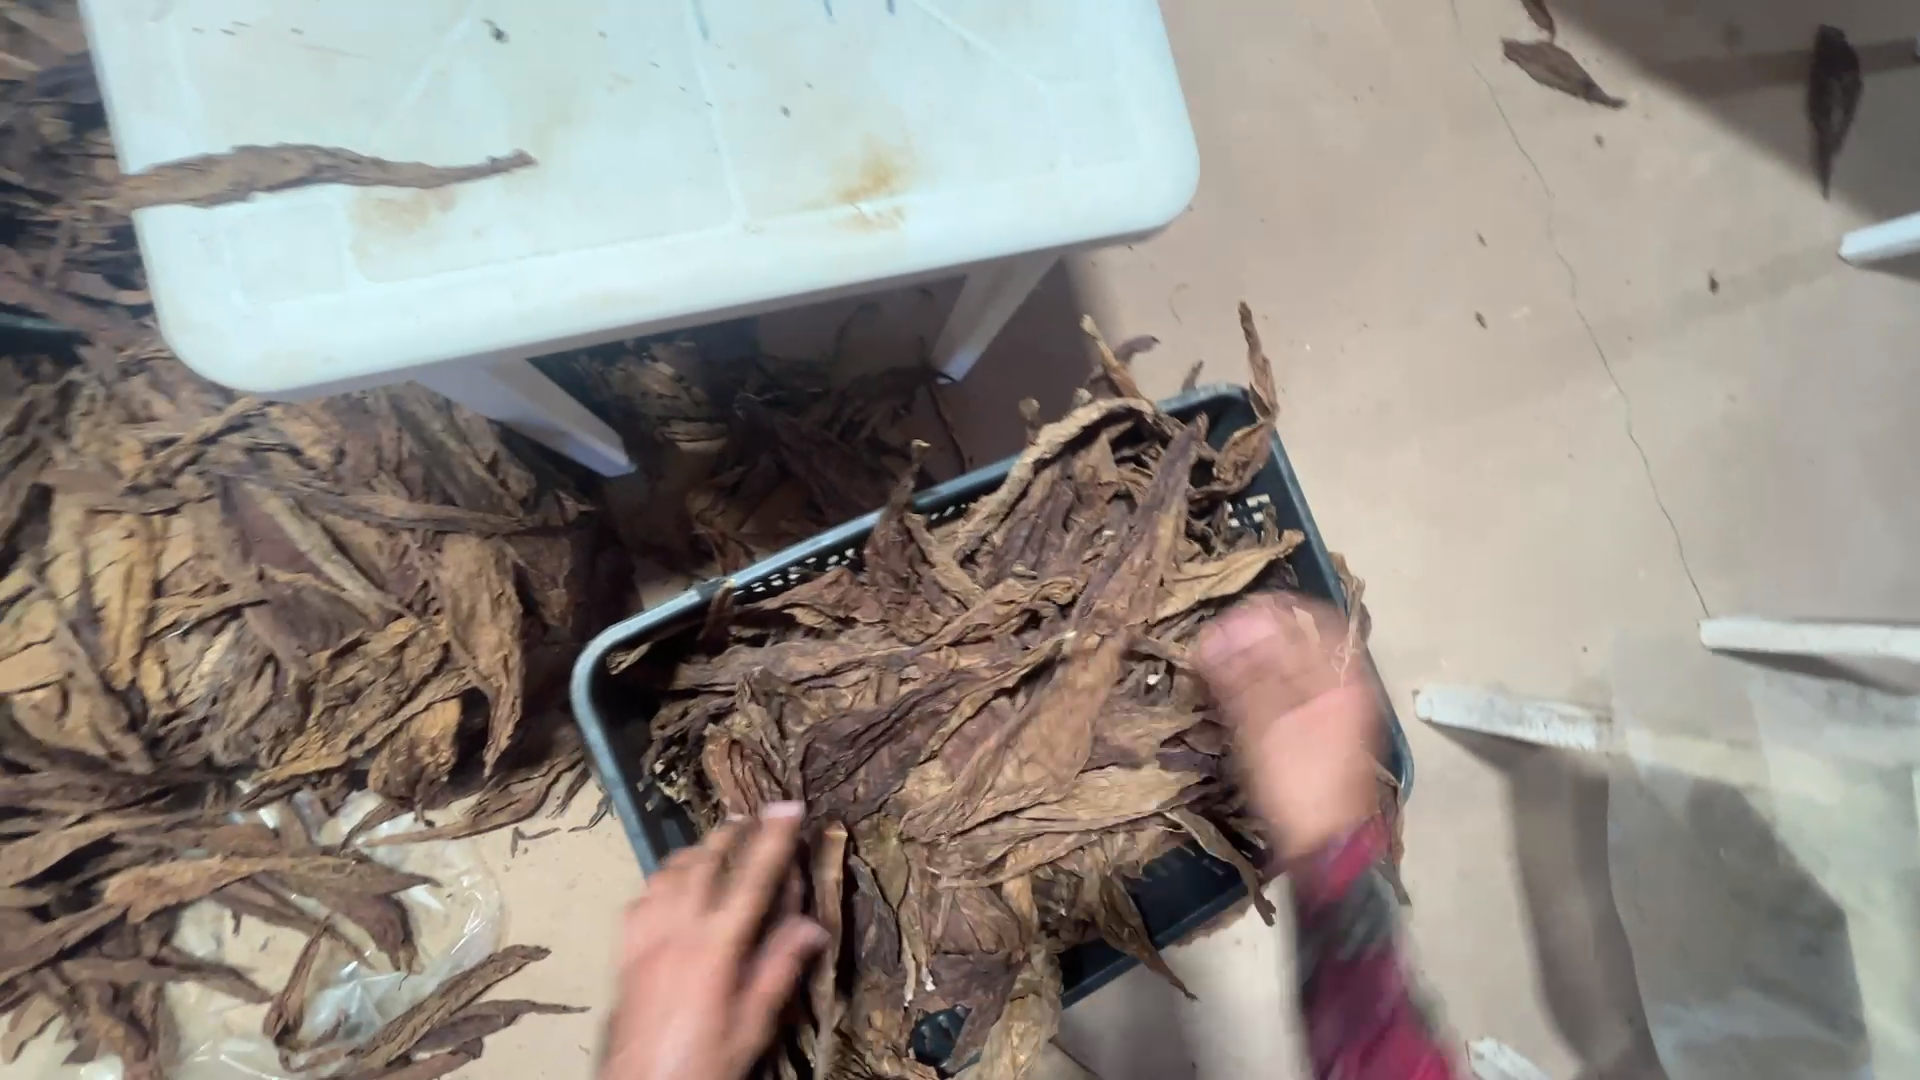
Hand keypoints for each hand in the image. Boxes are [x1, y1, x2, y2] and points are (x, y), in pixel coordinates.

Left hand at [601, 802, 825, 1079]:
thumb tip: (812, 925)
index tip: (788, 807)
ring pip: (670, 871)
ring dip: (697, 849)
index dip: (772, 838)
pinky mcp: (624, 954)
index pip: (751, 877)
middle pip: (705, 860)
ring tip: (718, 842)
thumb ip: (778, 970)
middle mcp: (676, 932)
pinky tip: (672, 883)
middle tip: (754, 816)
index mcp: (714, 948)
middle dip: (733, 830)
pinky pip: (640, 898)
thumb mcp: (750, 1025)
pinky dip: (661, 880)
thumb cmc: (702, 1064)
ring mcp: (645, 939)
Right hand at [1195, 596, 1380, 859]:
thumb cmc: (1300, 785)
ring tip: (1216, 658)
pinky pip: (1286, 689)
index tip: (1233, 611)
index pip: (1314, 621)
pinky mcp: (1314, 731)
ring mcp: (1331, 711)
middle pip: (1301, 642)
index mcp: (1343, 682)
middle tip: (1215, 636)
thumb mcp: (1267, 725)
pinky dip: (1258, 681)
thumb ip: (1245, 674)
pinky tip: (1232, 687)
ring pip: (1291, 665)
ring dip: (1254, 656)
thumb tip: (1219, 628)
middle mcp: (1343, 689)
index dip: (1274, 611)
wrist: (1325, 848)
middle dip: (1256, 633)